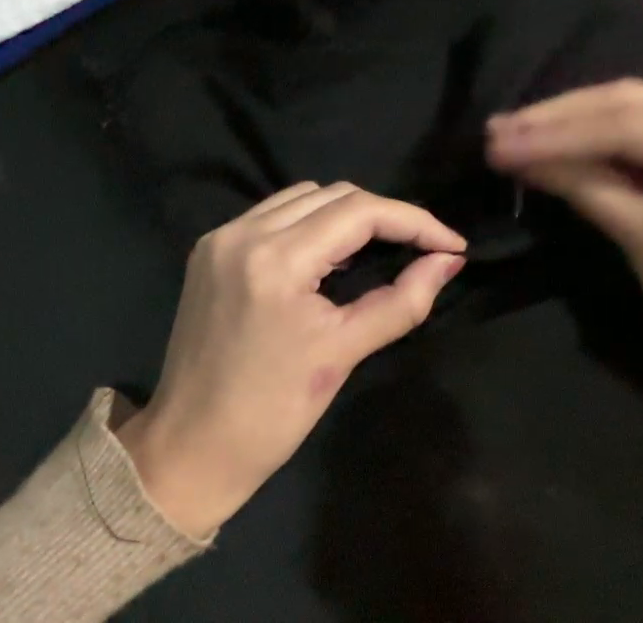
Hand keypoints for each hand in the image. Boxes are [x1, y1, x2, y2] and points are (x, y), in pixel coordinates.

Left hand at [116, 183, 467, 537]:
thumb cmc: (272, 413)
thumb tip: (449, 261)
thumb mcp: (343, 353)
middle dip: (383, 215)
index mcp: (276, 258)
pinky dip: (308, 225)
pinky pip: (271, 216)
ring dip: (345, 215)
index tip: (451, 244)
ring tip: (379, 251)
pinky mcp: (209, 250)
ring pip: (300, 198)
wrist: (191, 447)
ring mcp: (220, 238)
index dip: (413, 220)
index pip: (358, 211)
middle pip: (332, 195)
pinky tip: (328, 257)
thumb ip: (402, 301)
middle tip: (421, 248)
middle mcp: (243, 232)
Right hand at [486, 80, 642, 370]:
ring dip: (568, 120)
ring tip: (510, 130)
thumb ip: (584, 186)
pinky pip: (640, 128)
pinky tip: (550, 137)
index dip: (558, 131)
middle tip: (496, 130)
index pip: (632, 123)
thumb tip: (516, 153)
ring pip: (631, 108)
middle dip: (558, 118)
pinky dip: (592, 135)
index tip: (499, 142)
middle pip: (631, 103)